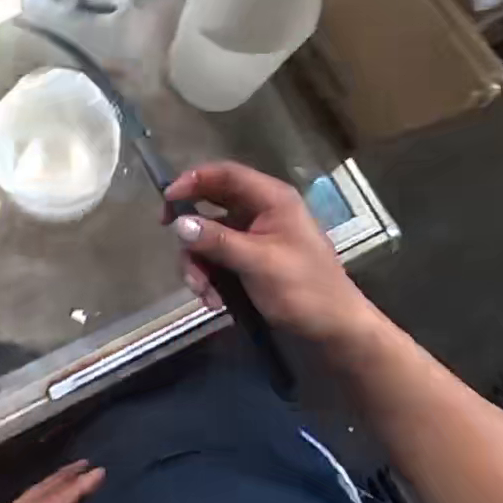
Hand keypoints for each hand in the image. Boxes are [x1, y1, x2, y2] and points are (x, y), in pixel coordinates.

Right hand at [165, 162, 382, 346]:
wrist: (335, 328)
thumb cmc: (304, 288)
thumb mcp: (258, 263)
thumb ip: (217, 240)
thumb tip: (179, 223)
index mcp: (272, 198)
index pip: (226, 174)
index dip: (193, 181)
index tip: (167, 202)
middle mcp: (262, 211)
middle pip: (212, 208)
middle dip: (194, 238)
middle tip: (183, 261)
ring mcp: (257, 237)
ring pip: (211, 238)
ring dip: (201, 266)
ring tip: (205, 294)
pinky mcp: (253, 261)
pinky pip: (220, 260)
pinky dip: (212, 278)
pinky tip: (215, 302)